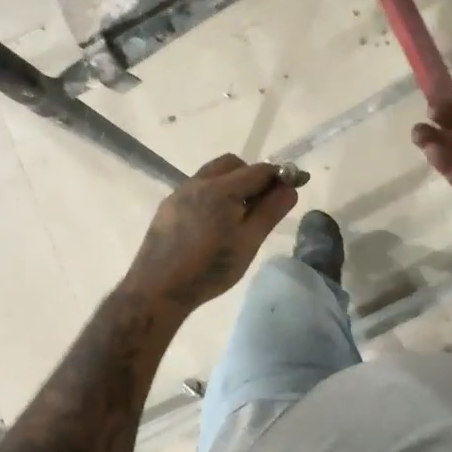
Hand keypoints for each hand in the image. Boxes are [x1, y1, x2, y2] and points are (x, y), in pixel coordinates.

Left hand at [122, 154, 298, 312]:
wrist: (159, 288)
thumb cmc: (210, 268)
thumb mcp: (248, 242)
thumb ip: (270, 211)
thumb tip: (289, 188)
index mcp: (221, 188)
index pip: (258, 170)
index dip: (279, 176)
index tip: (292, 187)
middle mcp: (198, 182)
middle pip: (231, 164)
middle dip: (252, 175)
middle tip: (262, 203)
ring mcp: (179, 193)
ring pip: (211, 175)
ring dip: (230, 185)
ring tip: (237, 216)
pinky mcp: (167, 207)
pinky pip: (196, 190)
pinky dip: (212, 196)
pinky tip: (212, 225)